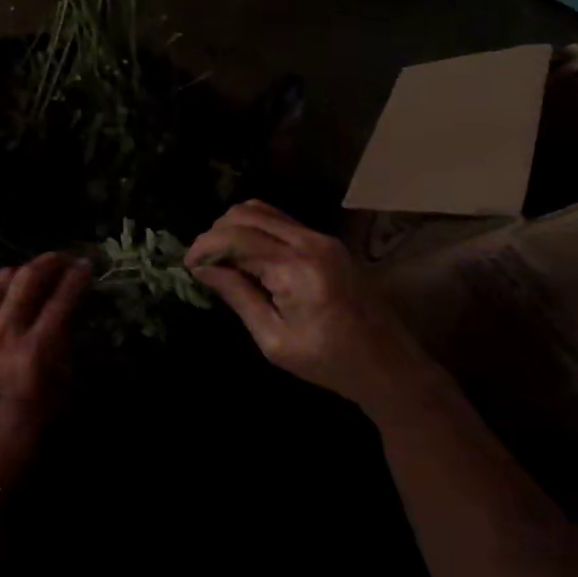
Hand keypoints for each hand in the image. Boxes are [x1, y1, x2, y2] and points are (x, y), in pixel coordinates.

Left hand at [0, 252, 89, 488]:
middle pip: (29, 278)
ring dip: (27, 266)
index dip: (77, 278)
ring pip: (3, 279)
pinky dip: (0, 278)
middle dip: (52, 261)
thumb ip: (65, 344)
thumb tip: (73, 310)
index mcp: (33, 353)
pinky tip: (14, 278)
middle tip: (70, 256)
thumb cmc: (30, 428)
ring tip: (46, 265)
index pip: (60, 301)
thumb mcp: (61, 388)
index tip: (90, 264)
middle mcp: (4, 334)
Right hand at [186, 200, 421, 407]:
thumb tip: (203, 269)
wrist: (389, 366)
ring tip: (223, 260)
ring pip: (261, 210)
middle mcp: (309, 243)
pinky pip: (279, 221)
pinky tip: (248, 258)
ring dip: (234, 229)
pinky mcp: (326, 242)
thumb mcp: (274, 341)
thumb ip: (238, 297)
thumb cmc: (329, 363)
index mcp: (296, 270)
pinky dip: (254, 230)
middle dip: (216, 234)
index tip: (187, 265)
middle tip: (204, 264)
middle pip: (245, 214)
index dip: (204, 247)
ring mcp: (321, 239)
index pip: (236, 238)